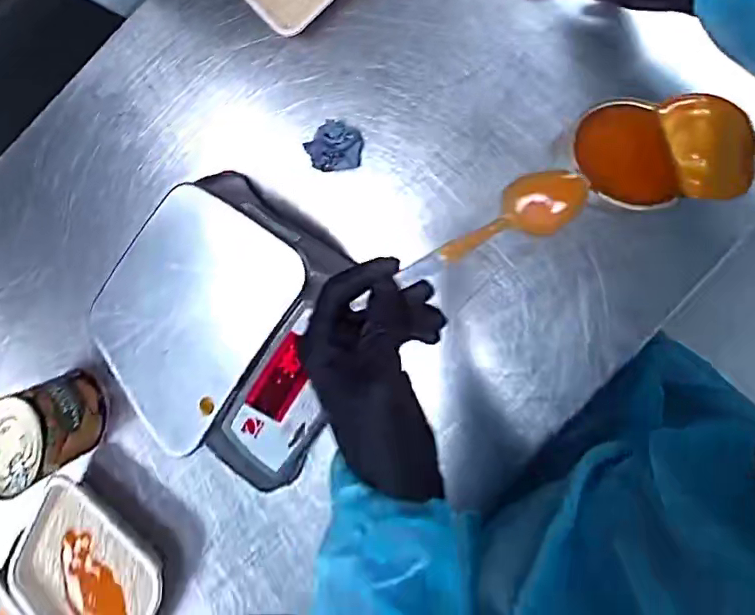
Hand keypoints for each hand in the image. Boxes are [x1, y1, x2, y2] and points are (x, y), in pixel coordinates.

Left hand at [302, 258, 445, 501]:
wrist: (400, 488)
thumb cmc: (382, 435)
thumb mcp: (381, 373)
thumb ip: (382, 324)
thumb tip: (386, 283)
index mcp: (320, 346)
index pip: (336, 293)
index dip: (364, 274)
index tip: (394, 265)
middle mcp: (331, 347)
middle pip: (361, 304)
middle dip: (393, 297)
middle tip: (425, 293)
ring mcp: (353, 358)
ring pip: (379, 318)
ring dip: (407, 313)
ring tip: (434, 319)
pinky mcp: (374, 368)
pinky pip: (390, 335)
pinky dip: (409, 330)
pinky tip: (430, 334)